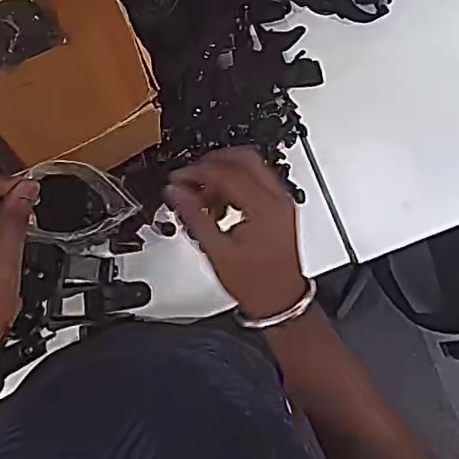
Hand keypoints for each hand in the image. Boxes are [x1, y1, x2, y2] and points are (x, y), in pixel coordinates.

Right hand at [163, 148, 309, 320]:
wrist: (280, 301)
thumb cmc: (255, 284)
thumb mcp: (216, 251)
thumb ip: (194, 216)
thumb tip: (176, 192)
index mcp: (264, 208)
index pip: (228, 173)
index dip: (198, 171)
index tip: (179, 178)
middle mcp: (278, 198)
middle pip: (243, 158)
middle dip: (213, 162)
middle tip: (191, 176)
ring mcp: (282, 200)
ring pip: (251, 165)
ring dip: (224, 171)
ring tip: (202, 191)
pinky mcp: (281, 204)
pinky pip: (257, 179)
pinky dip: (235, 182)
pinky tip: (219, 200)